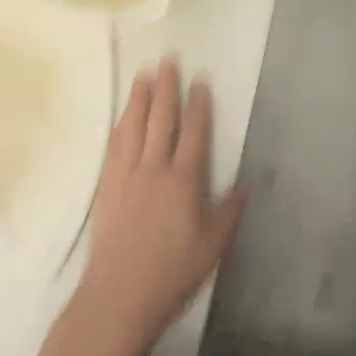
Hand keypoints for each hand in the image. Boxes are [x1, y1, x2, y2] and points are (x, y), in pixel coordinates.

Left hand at [71, 57, 247, 345]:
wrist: (118, 296)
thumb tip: (249, 184)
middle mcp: (154, 169)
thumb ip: (230, 212)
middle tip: (169, 59)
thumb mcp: (212, 247)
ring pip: (134, 126)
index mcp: (184, 181)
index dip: (198, 104)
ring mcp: (126, 175)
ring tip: (144, 74)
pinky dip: (121, 124)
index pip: (193, 133)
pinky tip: (123, 115)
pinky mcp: (106, 186)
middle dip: (167, 87)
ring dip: (140, 97)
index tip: (200, 79)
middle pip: (161, 119)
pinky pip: (114, 145)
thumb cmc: (171, 274)